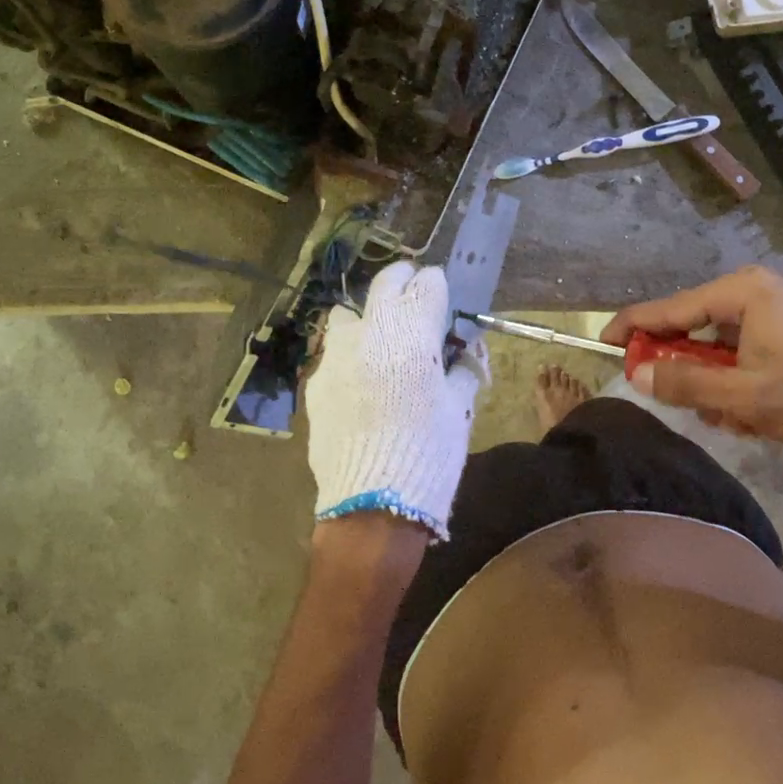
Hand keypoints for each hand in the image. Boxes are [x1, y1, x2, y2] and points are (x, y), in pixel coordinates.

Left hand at [304, 261, 488, 539]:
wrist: (373, 501)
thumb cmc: (430, 451)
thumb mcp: (459, 407)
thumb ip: (463, 368)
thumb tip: (466, 349)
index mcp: (411, 330)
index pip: (427, 282)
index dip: (438, 289)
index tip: (444, 303)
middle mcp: (369, 330)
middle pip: (386, 282)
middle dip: (403, 286)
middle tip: (415, 309)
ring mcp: (336, 355)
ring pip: (349, 315)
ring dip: (367, 321)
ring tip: (381, 350)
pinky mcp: (316, 383)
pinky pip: (334, 357)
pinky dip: (350, 361)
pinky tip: (360, 390)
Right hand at [600, 266, 782, 446]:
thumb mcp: (747, 397)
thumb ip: (687, 384)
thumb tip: (638, 373)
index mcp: (740, 294)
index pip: (668, 308)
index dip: (631, 327)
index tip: (600, 344)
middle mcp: (749, 293)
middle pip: (690, 331)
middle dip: (688, 374)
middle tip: (694, 408)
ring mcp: (767, 311)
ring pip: (714, 351)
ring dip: (716, 388)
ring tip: (739, 420)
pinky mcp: (780, 331)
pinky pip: (737, 357)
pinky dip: (736, 386)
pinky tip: (755, 414)